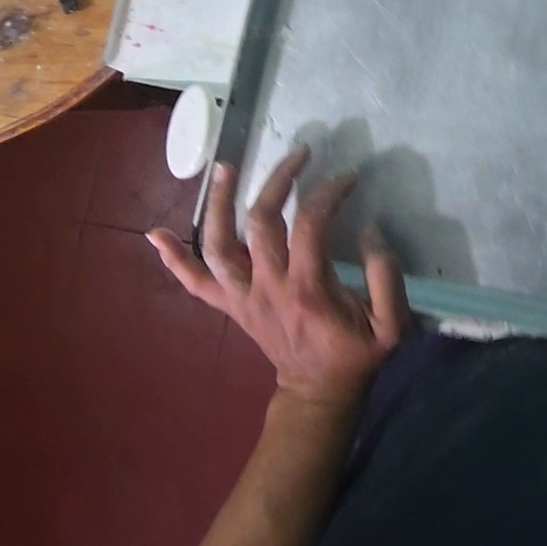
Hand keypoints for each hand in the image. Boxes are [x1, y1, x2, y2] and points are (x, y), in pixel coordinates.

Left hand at [148, 149, 409, 409]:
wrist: (317, 392)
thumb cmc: (355, 354)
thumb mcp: (391, 324)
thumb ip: (386, 276)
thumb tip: (370, 229)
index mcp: (307, 289)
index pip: (310, 224)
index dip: (328, 193)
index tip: (347, 176)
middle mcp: (266, 287)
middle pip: (260, 222)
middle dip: (278, 180)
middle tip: (299, 153)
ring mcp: (242, 297)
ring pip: (219, 244)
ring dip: (218, 204)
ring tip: (225, 168)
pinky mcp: (230, 305)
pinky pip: (194, 282)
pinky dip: (173, 258)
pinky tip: (155, 234)